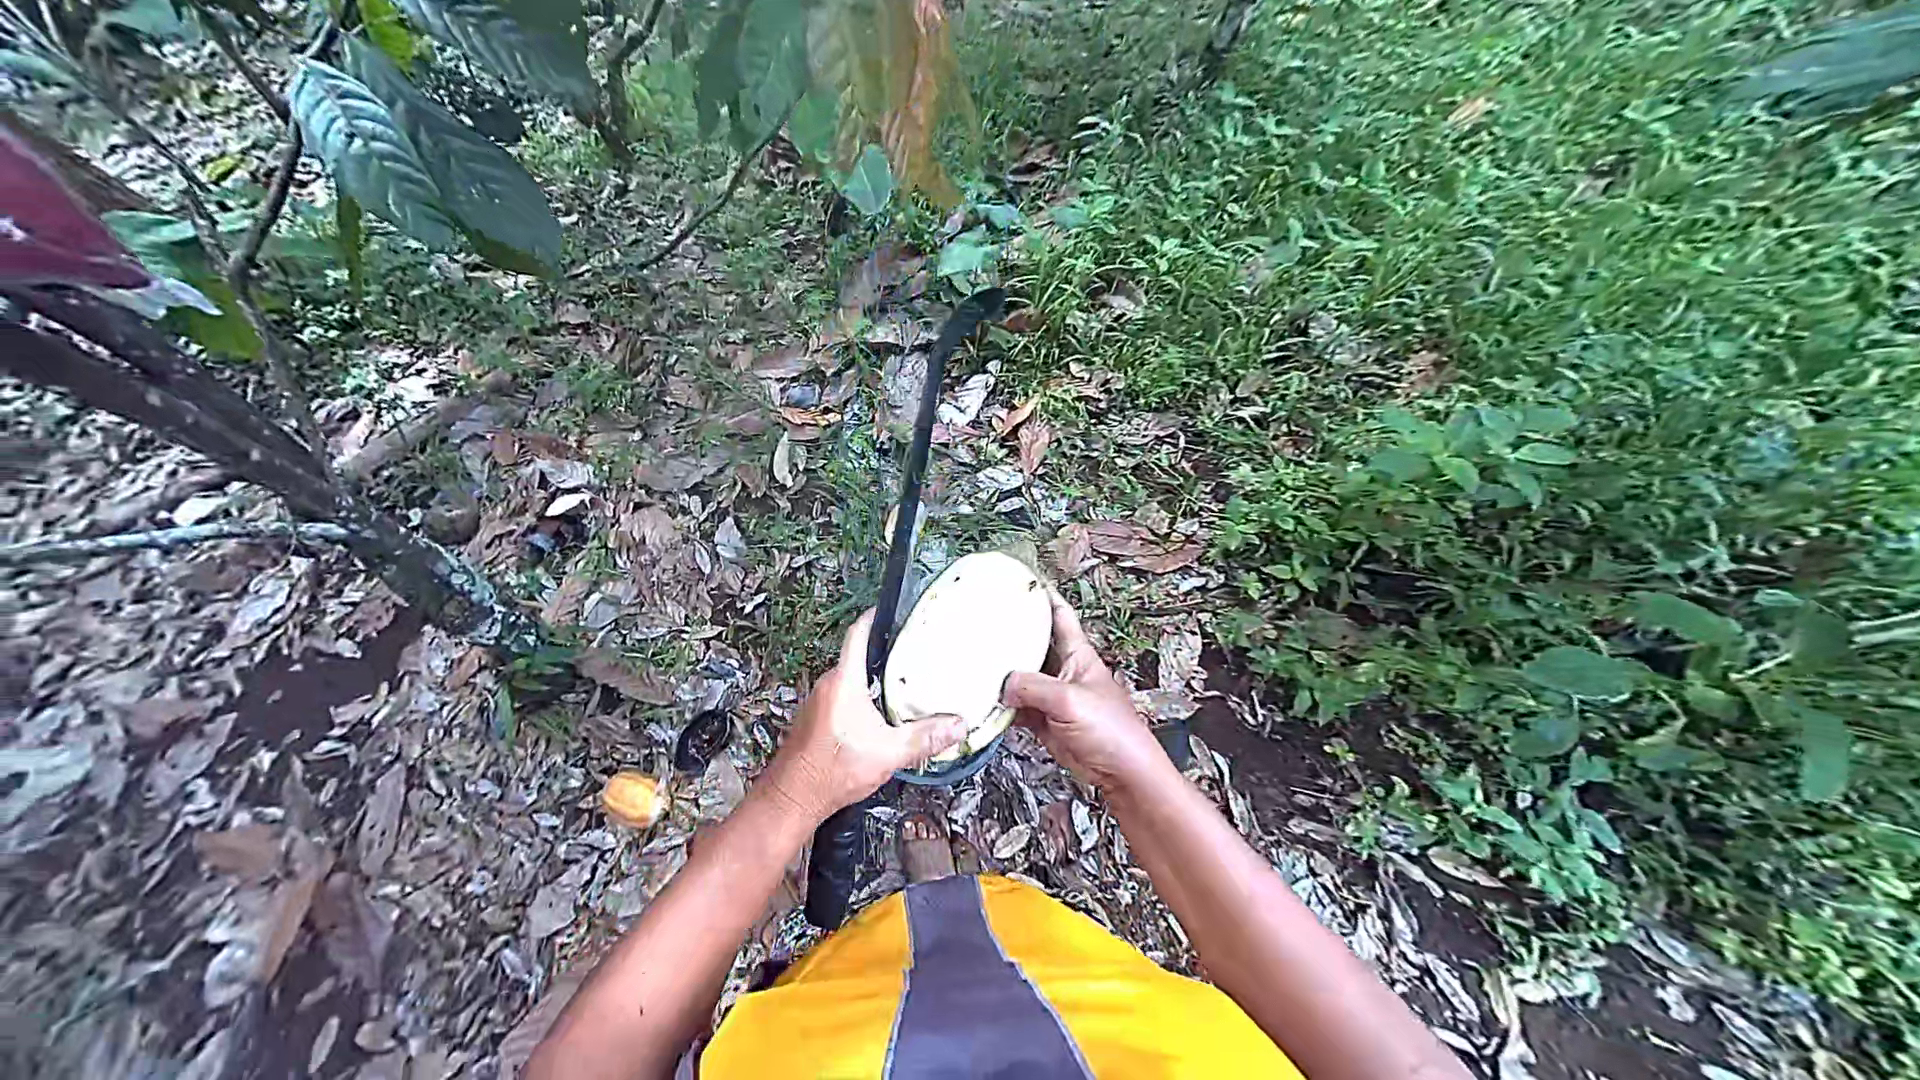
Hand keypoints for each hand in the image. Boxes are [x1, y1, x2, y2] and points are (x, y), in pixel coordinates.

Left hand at [759, 610, 966, 823]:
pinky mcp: (817, 718)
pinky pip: (842, 696)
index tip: (890, 609)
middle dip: (883, 653)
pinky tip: (879, 714)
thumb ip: (925, 737)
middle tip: (910, 651)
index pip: (858, 635)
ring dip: (872, 679)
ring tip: (902, 682)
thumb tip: (956, 725)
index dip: (874, 618)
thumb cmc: (832, 772)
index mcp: (845, 682)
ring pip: (850, 679)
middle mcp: (828, 685)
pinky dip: (861, 697)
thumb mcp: (888, 753)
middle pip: (857, 657)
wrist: (792, 798)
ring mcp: (819, 701)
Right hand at [1002, 590, 1170, 793]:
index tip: (1021, 581)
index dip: (1042, 596)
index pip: (1059, 615)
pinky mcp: (1045, 720)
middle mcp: (1064, 670)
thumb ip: (1032, 686)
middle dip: (1011, 635)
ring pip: (1021, 677)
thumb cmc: (1113, 731)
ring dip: (1002, 674)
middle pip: (1033, 645)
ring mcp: (1053, 696)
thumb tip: (1003, 684)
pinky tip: (985, 702)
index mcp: (1078, 654)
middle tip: (983, 623)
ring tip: (975, 661)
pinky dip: (1002, 706)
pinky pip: (1017, 707)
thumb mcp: (1069, 699)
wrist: (1123, 774)